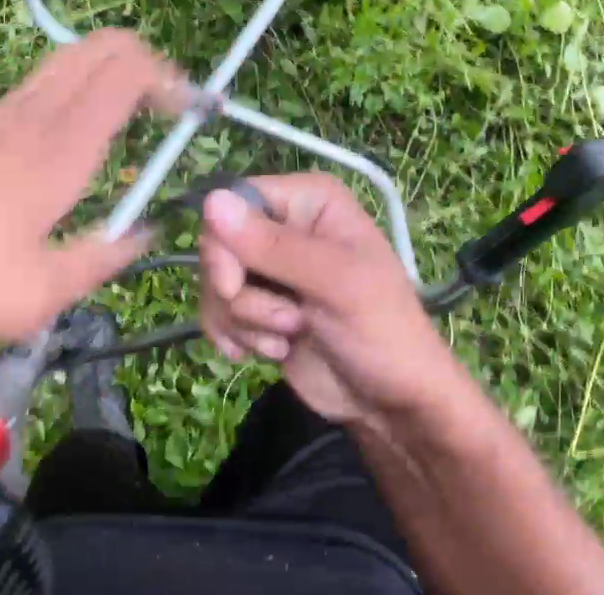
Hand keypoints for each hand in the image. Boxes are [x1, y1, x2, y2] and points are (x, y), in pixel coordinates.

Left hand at [0, 30, 180, 359]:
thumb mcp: (37, 296)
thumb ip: (100, 258)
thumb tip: (141, 234)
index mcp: (58, 148)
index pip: (128, 71)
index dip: (172, 78)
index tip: (196, 109)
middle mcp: (27, 116)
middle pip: (97, 47)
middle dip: (145, 61)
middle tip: (167, 106)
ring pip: (63, 65)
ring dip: (104, 79)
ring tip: (122, 130)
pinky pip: (30, 94)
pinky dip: (65, 101)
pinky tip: (56, 159)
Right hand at [198, 174, 473, 428]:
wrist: (392, 405)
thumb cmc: (382, 331)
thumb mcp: (335, 284)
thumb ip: (274, 246)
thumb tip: (211, 200)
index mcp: (309, 200)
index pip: (235, 199)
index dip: (225, 243)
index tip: (234, 285)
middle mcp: (286, 225)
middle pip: (217, 243)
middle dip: (239, 292)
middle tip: (285, 321)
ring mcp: (270, 268)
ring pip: (215, 281)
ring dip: (244, 319)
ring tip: (289, 337)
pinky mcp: (259, 307)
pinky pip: (217, 310)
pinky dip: (235, 335)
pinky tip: (270, 352)